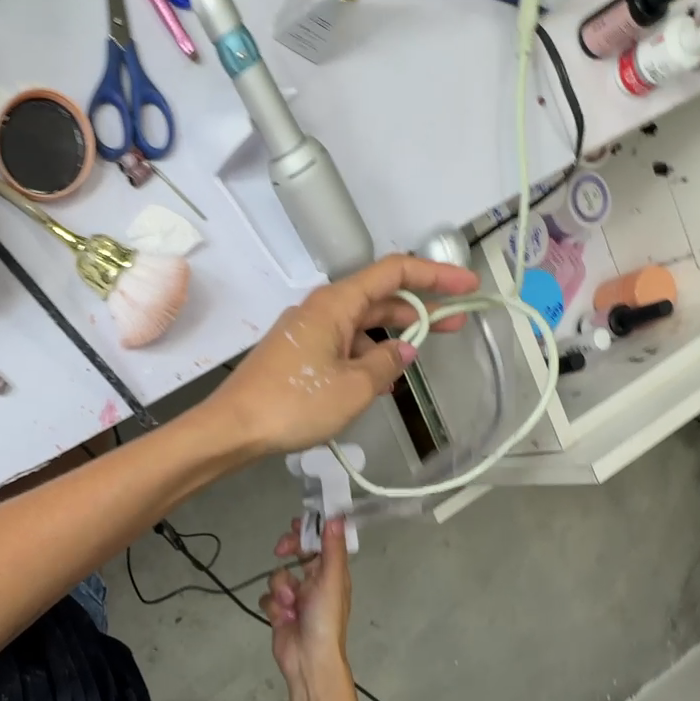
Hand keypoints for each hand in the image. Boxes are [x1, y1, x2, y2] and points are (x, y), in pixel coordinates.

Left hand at [204, 254, 478, 455]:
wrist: (231, 428)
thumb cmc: (293, 404)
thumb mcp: (354, 387)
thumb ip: (386, 363)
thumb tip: (404, 351)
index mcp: (335, 304)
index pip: (393, 271)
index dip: (435, 275)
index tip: (467, 288)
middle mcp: (318, 310)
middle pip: (378, 299)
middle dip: (418, 311)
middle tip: (456, 328)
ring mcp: (303, 334)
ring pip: (358, 327)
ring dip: (389, 341)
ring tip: (410, 369)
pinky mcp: (294, 358)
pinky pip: (339, 348)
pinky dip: (363, 358)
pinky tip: (375, 384)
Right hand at [261, 518, 353, 689]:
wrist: (308, 658)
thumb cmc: (325, 618)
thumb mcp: (332, 580)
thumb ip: (332, 549)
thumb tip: (337, 516)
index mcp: (332, 574)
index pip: (320, 543)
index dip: (308, 531)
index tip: (295, 524)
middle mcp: (314, 582)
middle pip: (295, 555)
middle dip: (287, 554)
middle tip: (280, 551)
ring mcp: (295, 597)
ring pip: (277, 577)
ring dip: (280, 590)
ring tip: (289, 607)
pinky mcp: (279, 612)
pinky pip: (268, 597)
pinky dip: (273, 607)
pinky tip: (282, 619)